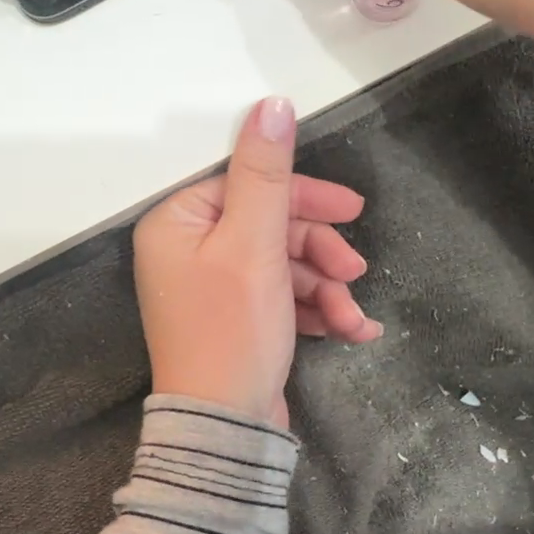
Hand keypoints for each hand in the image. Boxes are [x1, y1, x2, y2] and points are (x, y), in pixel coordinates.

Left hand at [133, 97, 380, 425]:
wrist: (225, 429)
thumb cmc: (232, 331)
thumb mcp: (253, 246)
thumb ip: (265, 174)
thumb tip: (272, 104)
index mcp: (177, 224)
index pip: (247, 184)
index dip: (304, 196)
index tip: (351, 208)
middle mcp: (188, 249)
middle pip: (269, 224)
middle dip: (319, 249)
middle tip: (356, 267)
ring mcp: (212, 287)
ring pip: (283, 263)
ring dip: (325, 286)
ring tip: (351, 315)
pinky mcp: (237, 317)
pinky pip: (281, 296)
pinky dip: (315, 309)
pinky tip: (348, 330)